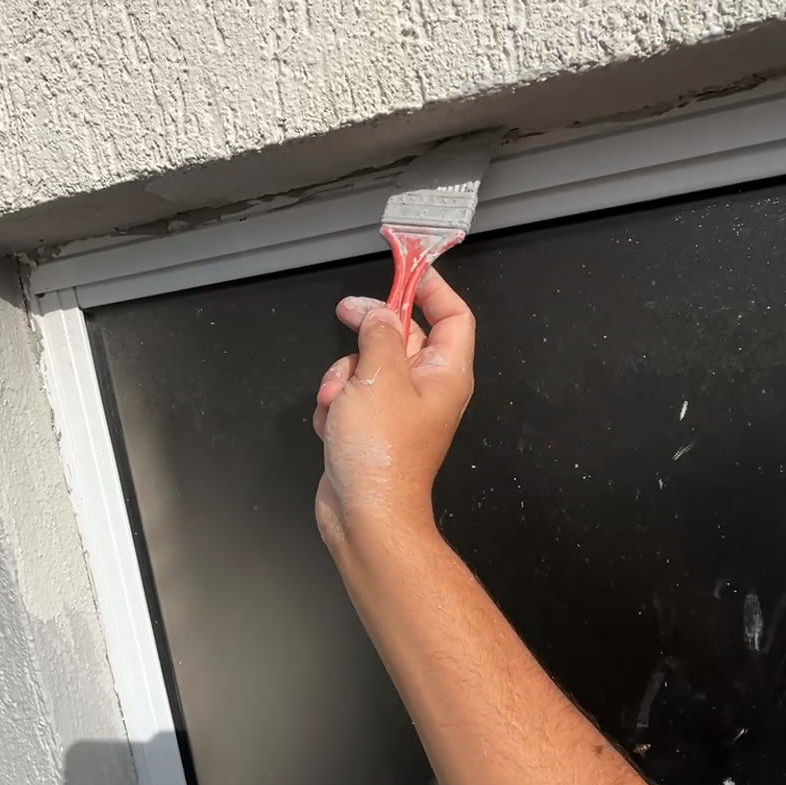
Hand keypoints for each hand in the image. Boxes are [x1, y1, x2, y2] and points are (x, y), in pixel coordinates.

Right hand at [312, 268, 474, 551]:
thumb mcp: (378, 378)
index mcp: (445, 373)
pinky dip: (336, 405)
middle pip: (400, 336)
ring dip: (343, 376)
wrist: (364, 513)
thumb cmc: (381, 450)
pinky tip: (332, 424)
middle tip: (346, 314)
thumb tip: (378, 312)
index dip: (433, 289)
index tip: (406, 271)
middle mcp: (426, 389)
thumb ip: (379, 333)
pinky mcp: (370, 428)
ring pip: (367, 365)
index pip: (453, 316)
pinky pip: (350, 396)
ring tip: (337, 401)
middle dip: (367, 334)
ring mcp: (397, 410)